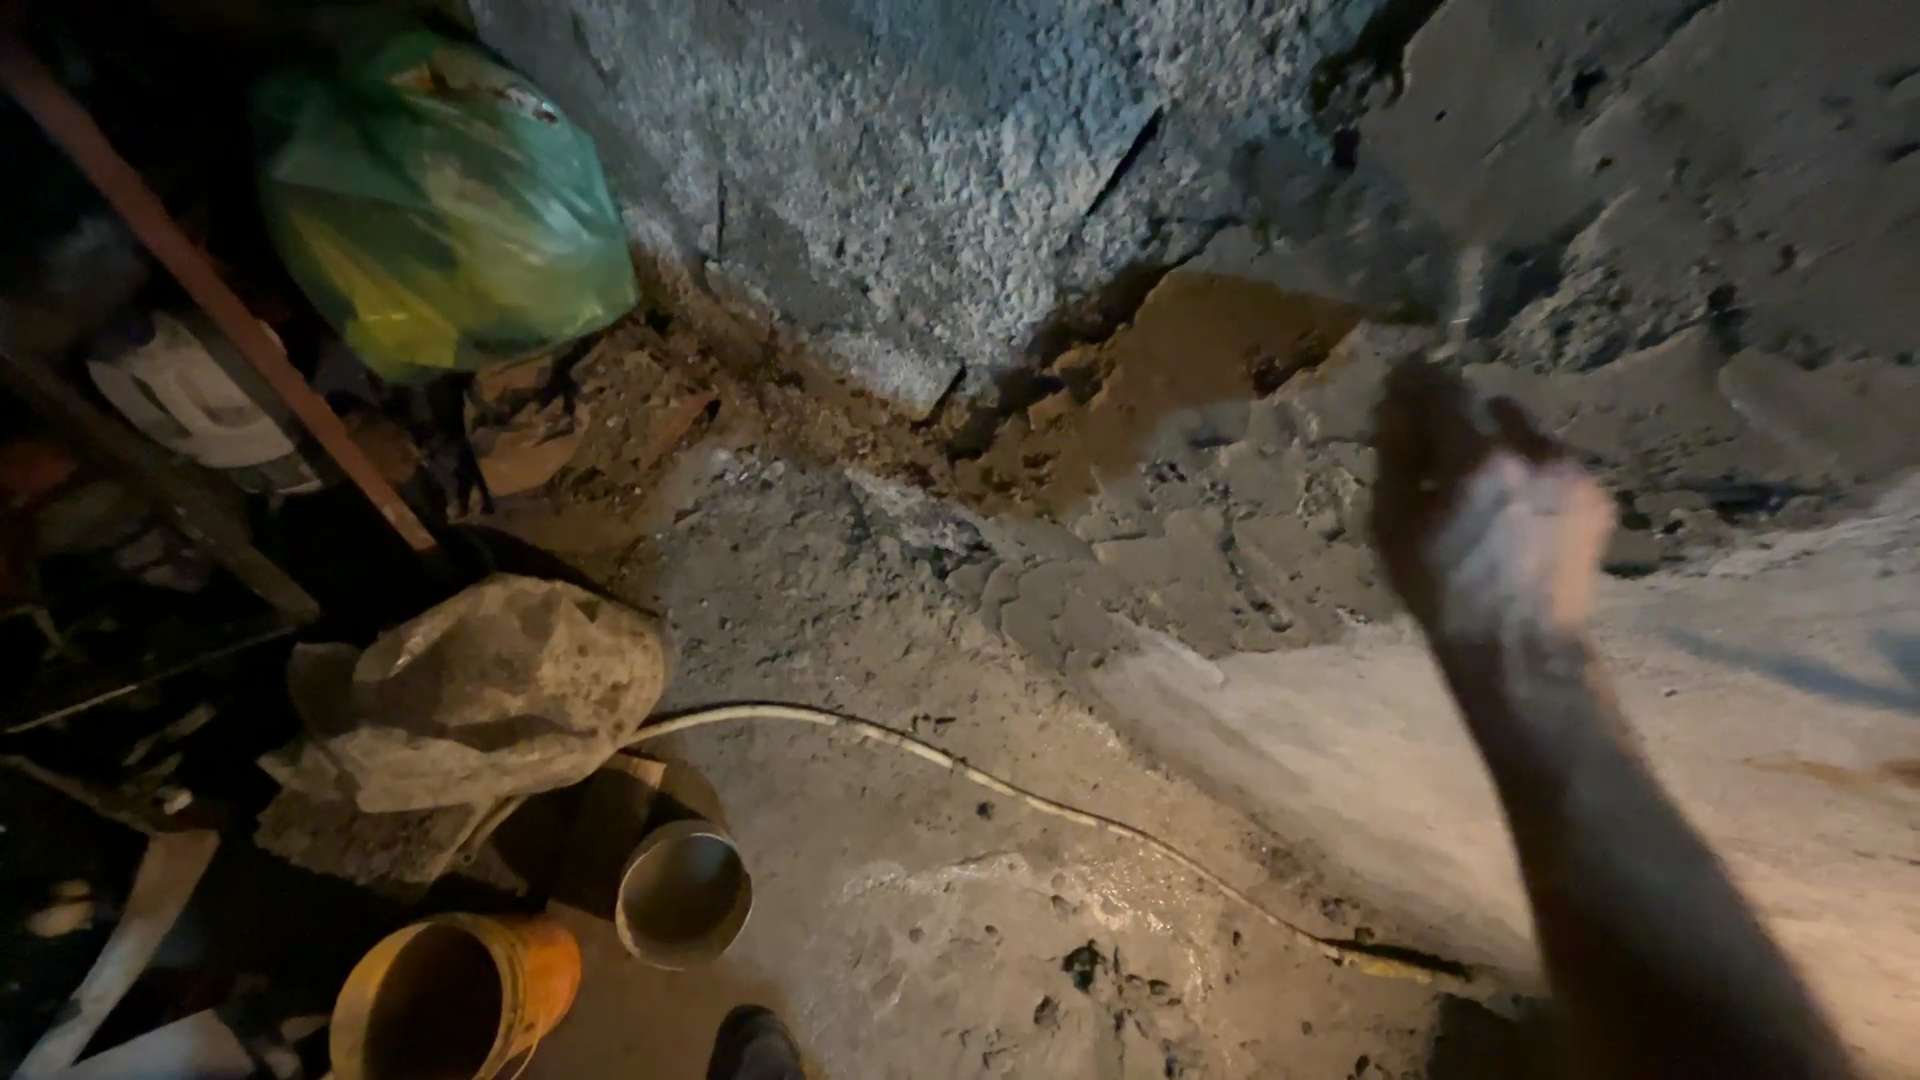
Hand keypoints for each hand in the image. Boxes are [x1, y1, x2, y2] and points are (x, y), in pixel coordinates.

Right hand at [1368, 361, 1613, 645]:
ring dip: (1493, 438)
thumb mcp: (1393, 524)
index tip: (1399, 380)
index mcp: (1479, 459)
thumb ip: (1396, 457)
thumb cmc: (1439, 589)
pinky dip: (1523, 466)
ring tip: (1470, 476)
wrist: (1516, 645)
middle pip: (1490, 403)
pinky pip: (1551, 461)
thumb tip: (1395, 409)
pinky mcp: (1597, 496)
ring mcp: (1575, 473)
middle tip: (1431, 437)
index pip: (1446, 390)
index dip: (1418, 380)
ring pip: (1525, 430)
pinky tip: (1505, 504)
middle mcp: (1536, 452)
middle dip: (1457, 412)